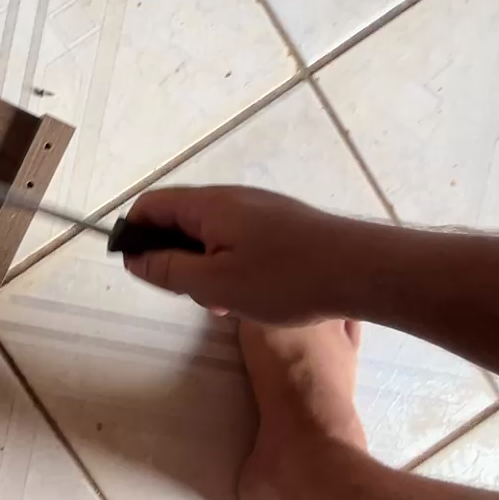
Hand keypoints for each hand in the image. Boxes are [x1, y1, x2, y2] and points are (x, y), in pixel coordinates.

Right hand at [122, 186, 368, 324]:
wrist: (364, 271)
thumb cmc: (283, 279)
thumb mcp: (213, 283)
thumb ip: (167, 269)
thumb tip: (134, 258)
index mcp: (208, 206)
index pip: (151, 205)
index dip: (134, 233)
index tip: (136, 267)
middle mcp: (232, 198)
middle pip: (180, 218)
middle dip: (171, 255)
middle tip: (184, 292)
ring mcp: (260, 209)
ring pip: (210, 233)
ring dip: (202, 264)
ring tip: (219, 301)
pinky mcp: (282, 224)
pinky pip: (238, 238)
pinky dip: (228, 262)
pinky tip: (247, 294)